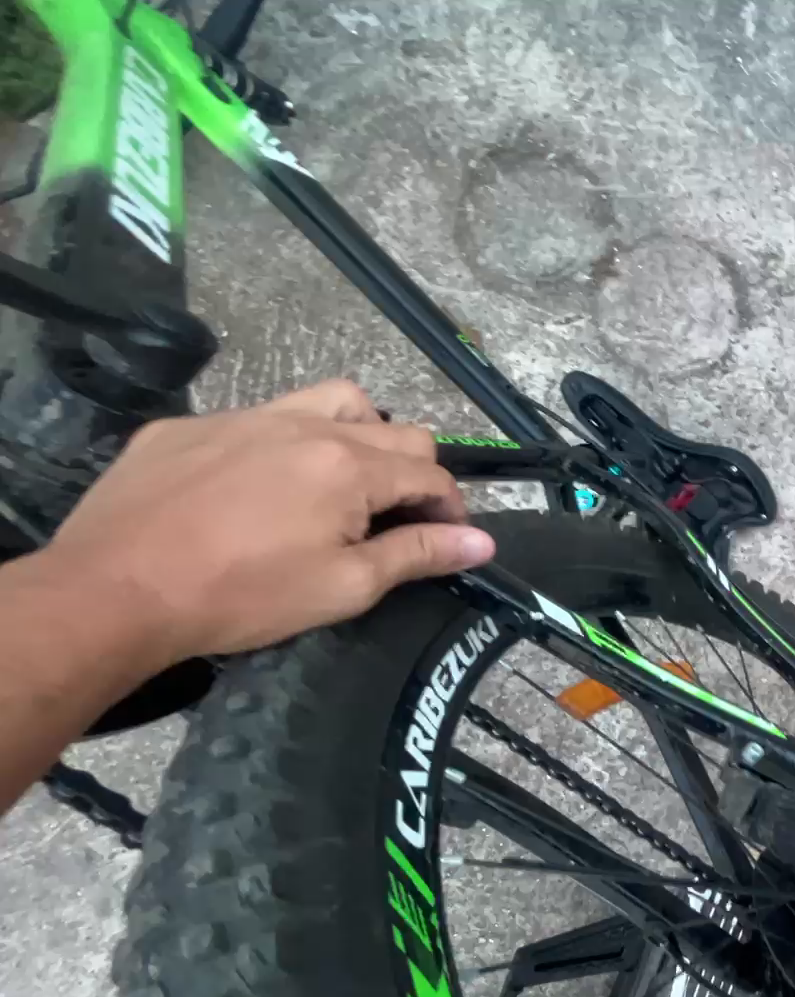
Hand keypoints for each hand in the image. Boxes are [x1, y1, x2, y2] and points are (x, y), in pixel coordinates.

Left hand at [43, 380, 494, 664]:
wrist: (108, 595)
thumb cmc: (243, 595)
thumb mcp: (348, 585)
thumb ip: (421, 553)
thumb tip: (484, 542)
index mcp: (350, 466)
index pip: (432, 474)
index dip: (451, 509)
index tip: (446, 540)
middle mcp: (307, 427)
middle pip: (399, 432)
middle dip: (418, 474)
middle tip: (401, 518)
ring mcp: (245, 419)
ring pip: (339, 401)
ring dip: (365, 433)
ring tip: (350, 476)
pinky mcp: (190, 427)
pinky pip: (264, 415)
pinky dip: (289, 441)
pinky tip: (265, 485)